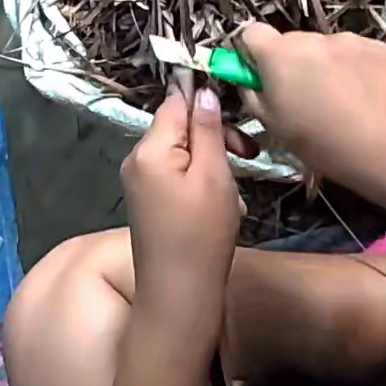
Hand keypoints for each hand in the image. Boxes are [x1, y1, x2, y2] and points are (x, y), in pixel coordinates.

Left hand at [121, 87, 242, 337]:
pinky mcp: (145, 199)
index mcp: (149, 148)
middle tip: (249, 156)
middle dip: (213, 136)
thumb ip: (208, 129)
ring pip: (180, 152)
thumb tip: (203, 90)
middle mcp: (136, 158)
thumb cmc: (201, 233)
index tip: (237, 120)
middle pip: (177, 127)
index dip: (206, 103)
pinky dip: (198, 180)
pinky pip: (173, 173)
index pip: (176, 102)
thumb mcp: (213, 175)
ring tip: (235, 192)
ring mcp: (138, 180)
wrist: (178, 295)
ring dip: (210, 161)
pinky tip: (220, 204)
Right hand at [235, 22, 385, 193]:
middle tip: (302, 101)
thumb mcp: (275, 127)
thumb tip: (250, 80)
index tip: (259, 76)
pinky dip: (353, 71)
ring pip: (323, 50)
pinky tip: (365, 100)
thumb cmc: (328, 144)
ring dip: (323, 68)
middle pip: (289, 43)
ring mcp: (348, 40)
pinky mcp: (379, 47)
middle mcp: (311, 38)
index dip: (251, 53)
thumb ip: (254, 95)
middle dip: (290, 65)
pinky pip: (353, 55)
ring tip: (340, 105)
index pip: (250, 32)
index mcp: (279, 55)